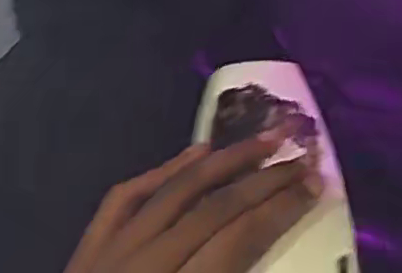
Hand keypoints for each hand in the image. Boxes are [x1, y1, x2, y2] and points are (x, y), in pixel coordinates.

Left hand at [63, 136, 321, 272]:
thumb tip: (261, 250)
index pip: (236, 243)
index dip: (279, 210)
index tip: (315, 184)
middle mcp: (141, 269)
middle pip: (214, 210)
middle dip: (264, 181)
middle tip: (302, 157)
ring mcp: (109, 254)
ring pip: (177, 191)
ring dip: (225, 161)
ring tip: (264, 141)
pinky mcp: (87, 249)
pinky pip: (129, 195)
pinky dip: (166, 171)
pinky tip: (197, 153)